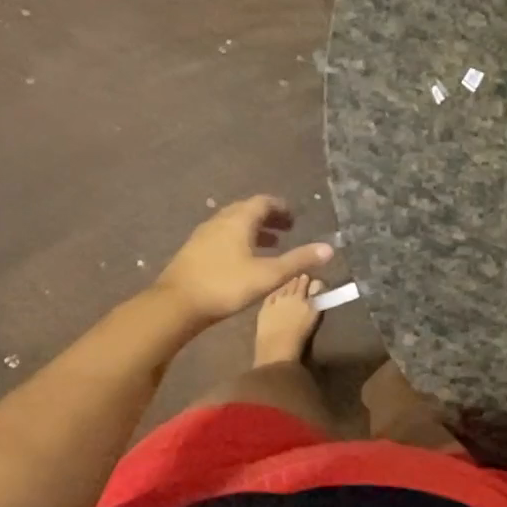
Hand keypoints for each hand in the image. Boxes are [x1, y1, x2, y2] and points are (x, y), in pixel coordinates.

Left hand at [154, 195, 331, 322]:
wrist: (177, 304)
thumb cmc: (226, 285)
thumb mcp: (269, 275)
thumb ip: (299, 261)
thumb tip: (329, 249)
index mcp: (238, 221)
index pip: (263, 202)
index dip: (281, 207)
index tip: (295, 217)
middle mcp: (220, 221)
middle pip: (246, 210)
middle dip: (268, 217)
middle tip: (287, 229)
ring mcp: (204, 235)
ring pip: (233, 224)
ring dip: (254, 229)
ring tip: (271, 243)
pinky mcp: (195, 250)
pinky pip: (222, 236)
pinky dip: (239, 239)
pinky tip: (245, 259)